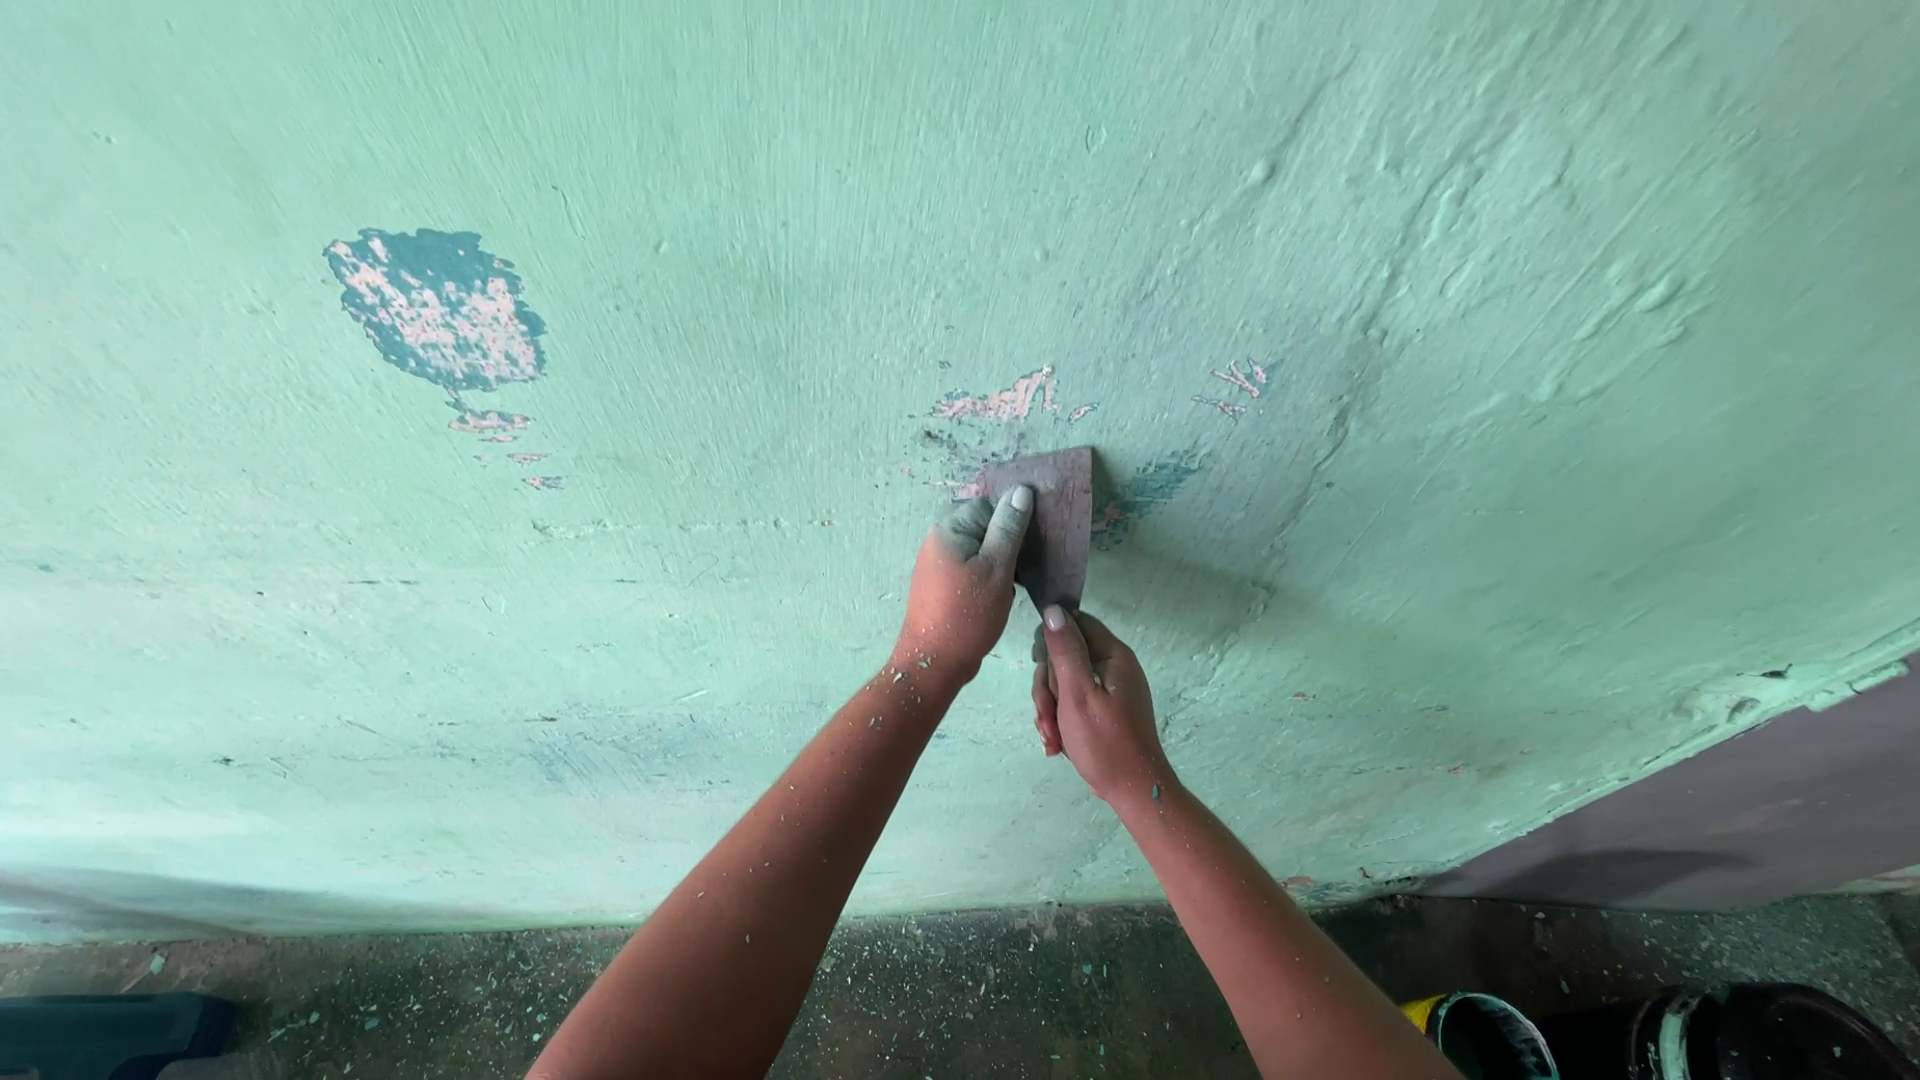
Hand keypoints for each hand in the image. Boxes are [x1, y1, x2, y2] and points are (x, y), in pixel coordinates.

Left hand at [895, 487, 1031, 681]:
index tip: (1030, 547)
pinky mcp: (941, 583)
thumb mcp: (997, 568)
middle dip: (1007, 547)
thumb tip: (1021, 490)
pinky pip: (972, 569)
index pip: (991, 507)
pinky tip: (998, 598)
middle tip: (1023, 571)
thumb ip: (1010, 527)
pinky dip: (988, 579)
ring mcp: (937, 562)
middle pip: (985, 528)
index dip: (1013, 524)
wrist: (934, 663)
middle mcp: (939, 539)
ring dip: (1000, 566)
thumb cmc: (968, 615)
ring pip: (981, 551)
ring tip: (1011, 587)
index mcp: (949, 528)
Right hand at [1032, 606, 1171, 801]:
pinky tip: (1056, 744)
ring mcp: (1109, 689)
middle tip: (1046, 717)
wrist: (1131, 791)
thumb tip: (1054, 610)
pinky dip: (1060, 721)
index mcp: (1113, 655)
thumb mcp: (1077, 694)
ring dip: (1050, 710)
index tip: (1039, 666)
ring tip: (1051, 738)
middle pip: (1065, 657)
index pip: (1076, 622)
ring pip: (1063, 683)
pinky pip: (1072, 703)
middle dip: (1048, 689)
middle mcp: (1113, 666)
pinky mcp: (1103, 710)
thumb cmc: (1105, 743)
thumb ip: (1065, 651)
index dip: (1051, 640)